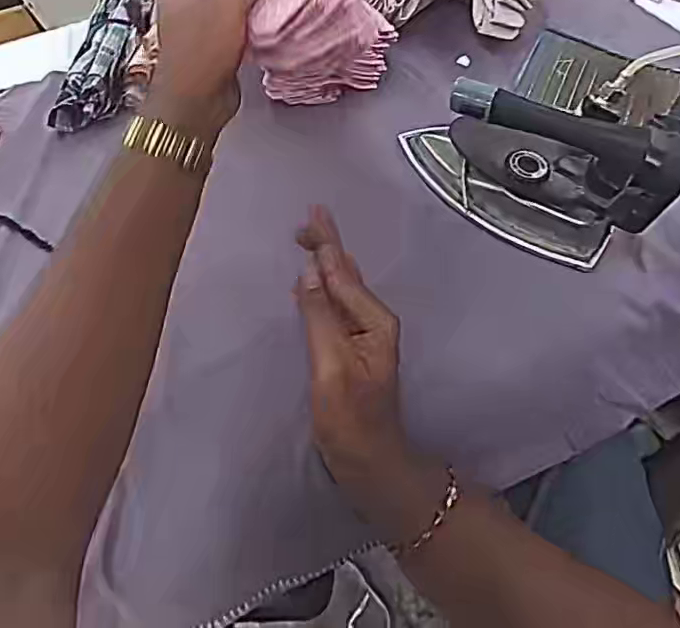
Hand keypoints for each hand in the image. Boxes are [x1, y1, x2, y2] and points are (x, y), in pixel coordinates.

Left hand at [145, 0, 269, 137]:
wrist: (197, 99)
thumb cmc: (202, 47)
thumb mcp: (227, 8)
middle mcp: (180, 18)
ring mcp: (194, 40)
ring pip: (214, 16)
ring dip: (232, 7)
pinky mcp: (211, 59)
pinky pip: (228, 38)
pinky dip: (241, 31)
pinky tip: (261, 25)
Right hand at [293, 207, 446, 542]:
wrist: (372, 464)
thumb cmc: (352, 422)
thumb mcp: (331, 369)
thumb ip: (320, 317)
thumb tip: (310, 272)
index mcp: (374, 320)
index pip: (343, 273)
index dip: (327, 244)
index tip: (314, 214)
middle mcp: (374, 321)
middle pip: (345, 274)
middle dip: (326, 247)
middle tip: (304, 223)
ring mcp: (365, 334)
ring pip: (342, 287)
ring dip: (325, 263)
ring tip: (310, 241)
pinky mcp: (353, 347)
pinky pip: (337, 304)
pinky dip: (324, 286)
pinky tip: (315, 281)